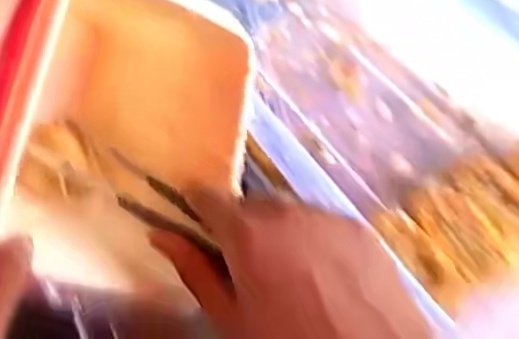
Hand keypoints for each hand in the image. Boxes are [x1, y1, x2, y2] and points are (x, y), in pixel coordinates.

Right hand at [152, 193, 429, 338]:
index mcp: (245, 231)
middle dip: (243, 229)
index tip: (197, 227)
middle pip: (248, 206)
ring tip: (294, 280)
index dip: (197, 209)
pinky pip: (323, 224)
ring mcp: (324, 214)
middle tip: (251, 273)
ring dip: (280, 234)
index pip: (205, 195)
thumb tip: (160, 233)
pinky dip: (317, 243)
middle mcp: (282, 208)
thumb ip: (194, 272)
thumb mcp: (233, 323)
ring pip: (287, 213)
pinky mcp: (358, 227)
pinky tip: (328, 281)